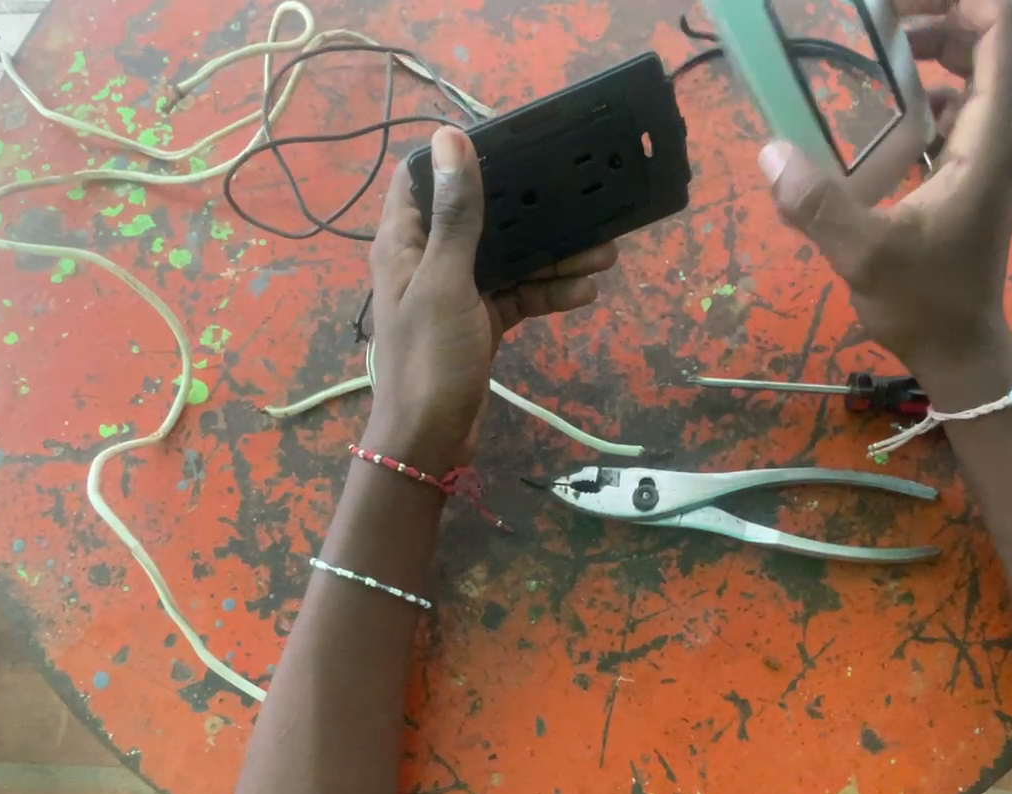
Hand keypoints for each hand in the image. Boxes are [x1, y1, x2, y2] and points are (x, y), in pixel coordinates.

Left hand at [366, 126, 616, 473]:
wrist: (431, 438)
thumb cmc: (430, 358)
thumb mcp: (445, 281)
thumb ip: (455, 215)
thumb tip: (450, 138)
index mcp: (405, 242)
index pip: (425, 178)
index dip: (461, 156)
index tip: (512, 143)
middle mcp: (429, 260)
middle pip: (481, 218)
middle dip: (528, 209)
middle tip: (578, 194)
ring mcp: (458, 293)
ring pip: (508, 261)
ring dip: (552, 257)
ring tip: (605, 251)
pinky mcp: (481, 322)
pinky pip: (518, 297)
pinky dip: (548, 294)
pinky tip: (585, 291)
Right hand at [760, 0, 1011, 405]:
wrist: (958, 349)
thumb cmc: (924, 302)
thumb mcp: (865, 254)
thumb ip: (817, 205)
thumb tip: (769, 152)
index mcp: (992, 135)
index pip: (1001, 25)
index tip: (893, 3)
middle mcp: (999, 132)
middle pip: (988, 37)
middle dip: (935, 16)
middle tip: (873, 21)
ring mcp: (987, 154)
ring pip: (971, 74)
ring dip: (927, 54)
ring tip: (872, 56)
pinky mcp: (969, 177)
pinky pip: (953, 114)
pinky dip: (920, 100)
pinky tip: (880, 121)